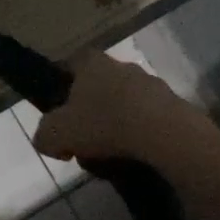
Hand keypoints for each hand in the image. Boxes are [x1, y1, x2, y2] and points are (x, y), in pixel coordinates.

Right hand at [32, 50, 213, 165]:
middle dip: (88, 112)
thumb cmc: (104, 125)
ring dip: (115, 126)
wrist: (167, 136)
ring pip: (123, 105)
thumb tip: (49, 141)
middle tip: (82, 139)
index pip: (69, 65)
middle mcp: (122, 66)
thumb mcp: (57, 134)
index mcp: (92, 63)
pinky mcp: (175, 106)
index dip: (59, 87)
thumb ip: (44, 136)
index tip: (57, 111)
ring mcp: (152, 85)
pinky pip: (148, 120)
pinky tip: (135, 156)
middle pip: (97, 87)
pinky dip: (139, 135)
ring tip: (110, 155)